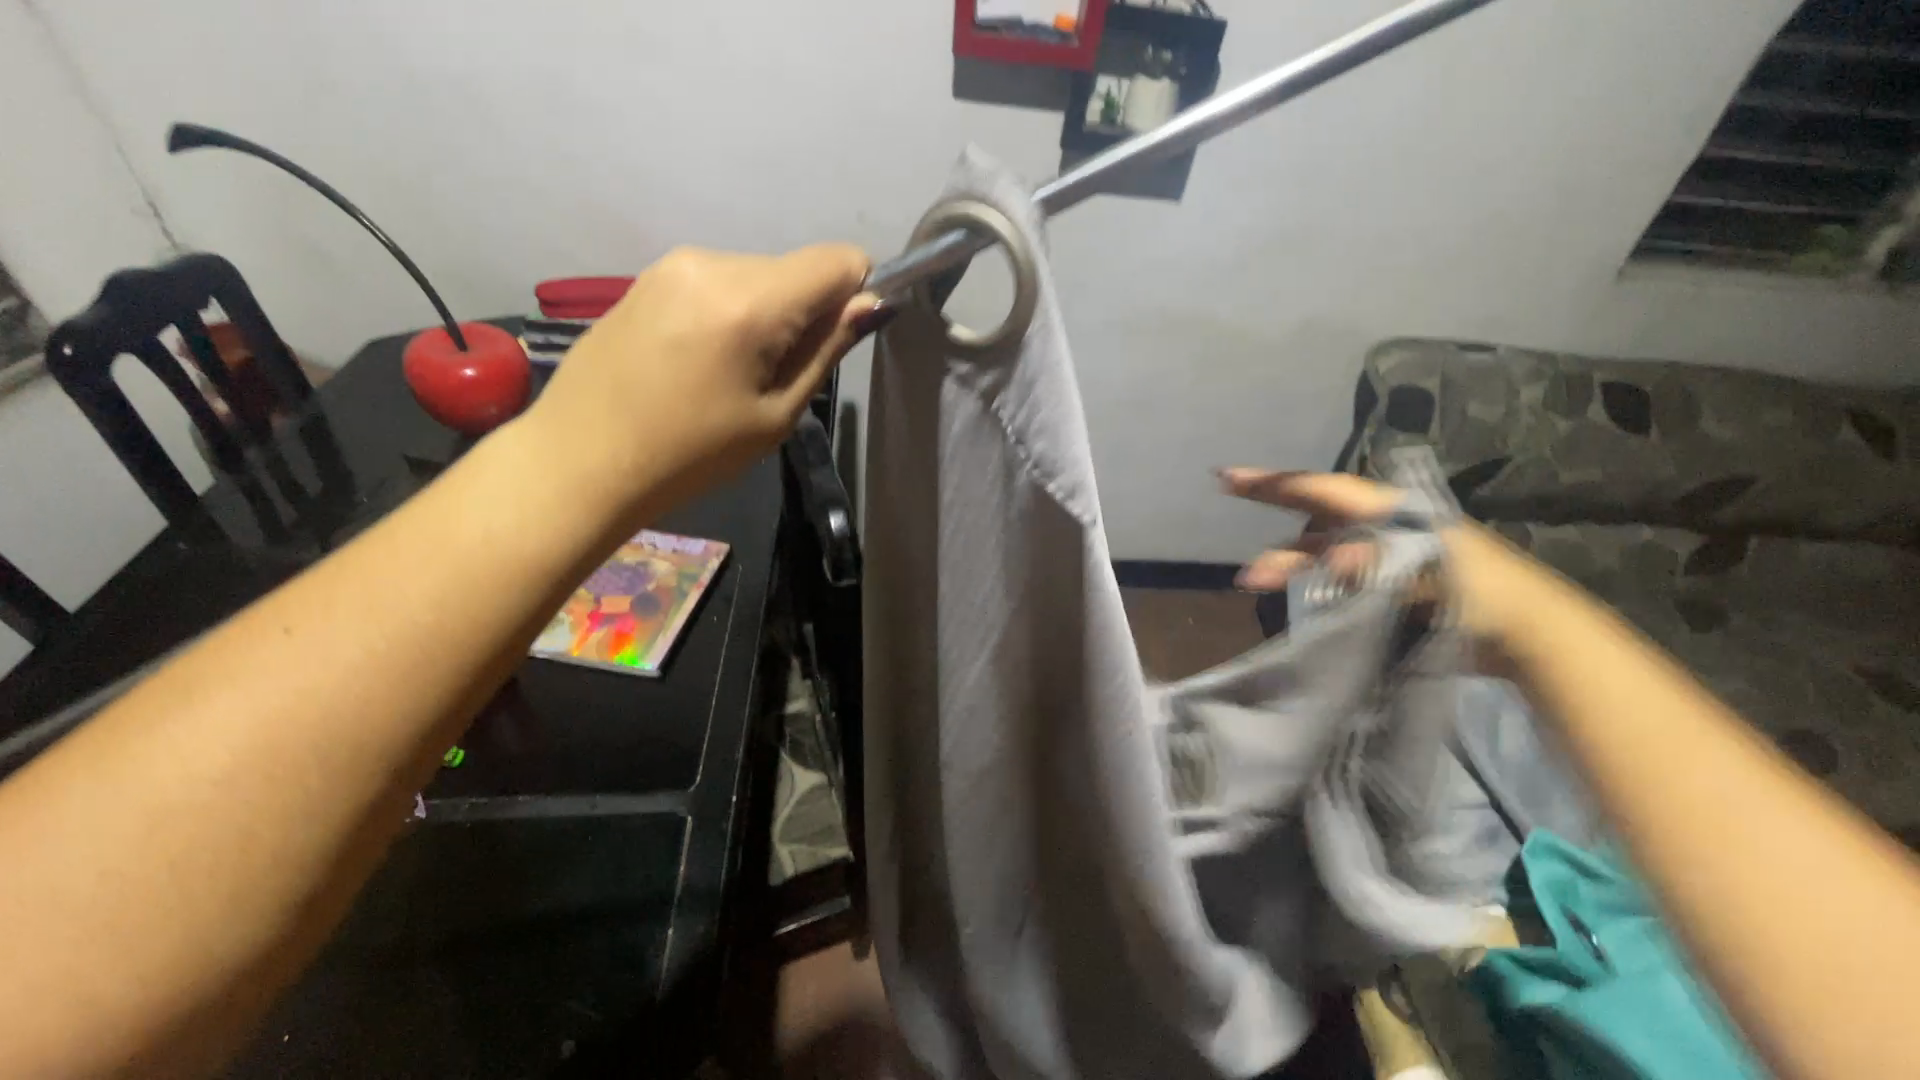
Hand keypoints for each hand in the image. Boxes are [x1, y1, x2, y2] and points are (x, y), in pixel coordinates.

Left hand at [524, 244, 875, 519]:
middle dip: (804, 313)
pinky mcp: (648, 277)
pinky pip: (716, 282)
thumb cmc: (689, 455)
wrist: (580, 461)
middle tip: (771, 378)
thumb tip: (871, 304)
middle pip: (795, 270)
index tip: (834, 343)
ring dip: (764, 315)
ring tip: (727, 375)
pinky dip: (728, 313)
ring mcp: (673, 264)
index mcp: (750, 301)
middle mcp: (712, 262)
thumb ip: (826, 350)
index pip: (839, 260)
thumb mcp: (774, 415)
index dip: (856, 295)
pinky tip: (697, 361)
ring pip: (756, 276)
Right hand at [1218, 468, 1559, 654]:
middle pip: (1316, 522)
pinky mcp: (1394, 584)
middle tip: (1245, 570)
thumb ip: (1375, 562)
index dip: (1273, 484)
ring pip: (1325, 551)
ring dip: (1293, 565)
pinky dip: (1316, 580)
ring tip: (1261, 587)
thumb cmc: (1482, 594)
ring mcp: (1389, 556)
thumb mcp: (1428, 573)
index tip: (1227, 478)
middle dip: (1278, 540)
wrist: (1530, 633)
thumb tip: (1328, 557)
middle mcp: (1384, 526)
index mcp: (1393, 512)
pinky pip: (1342, 574)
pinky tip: (1301, 594)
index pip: (1322, 490)